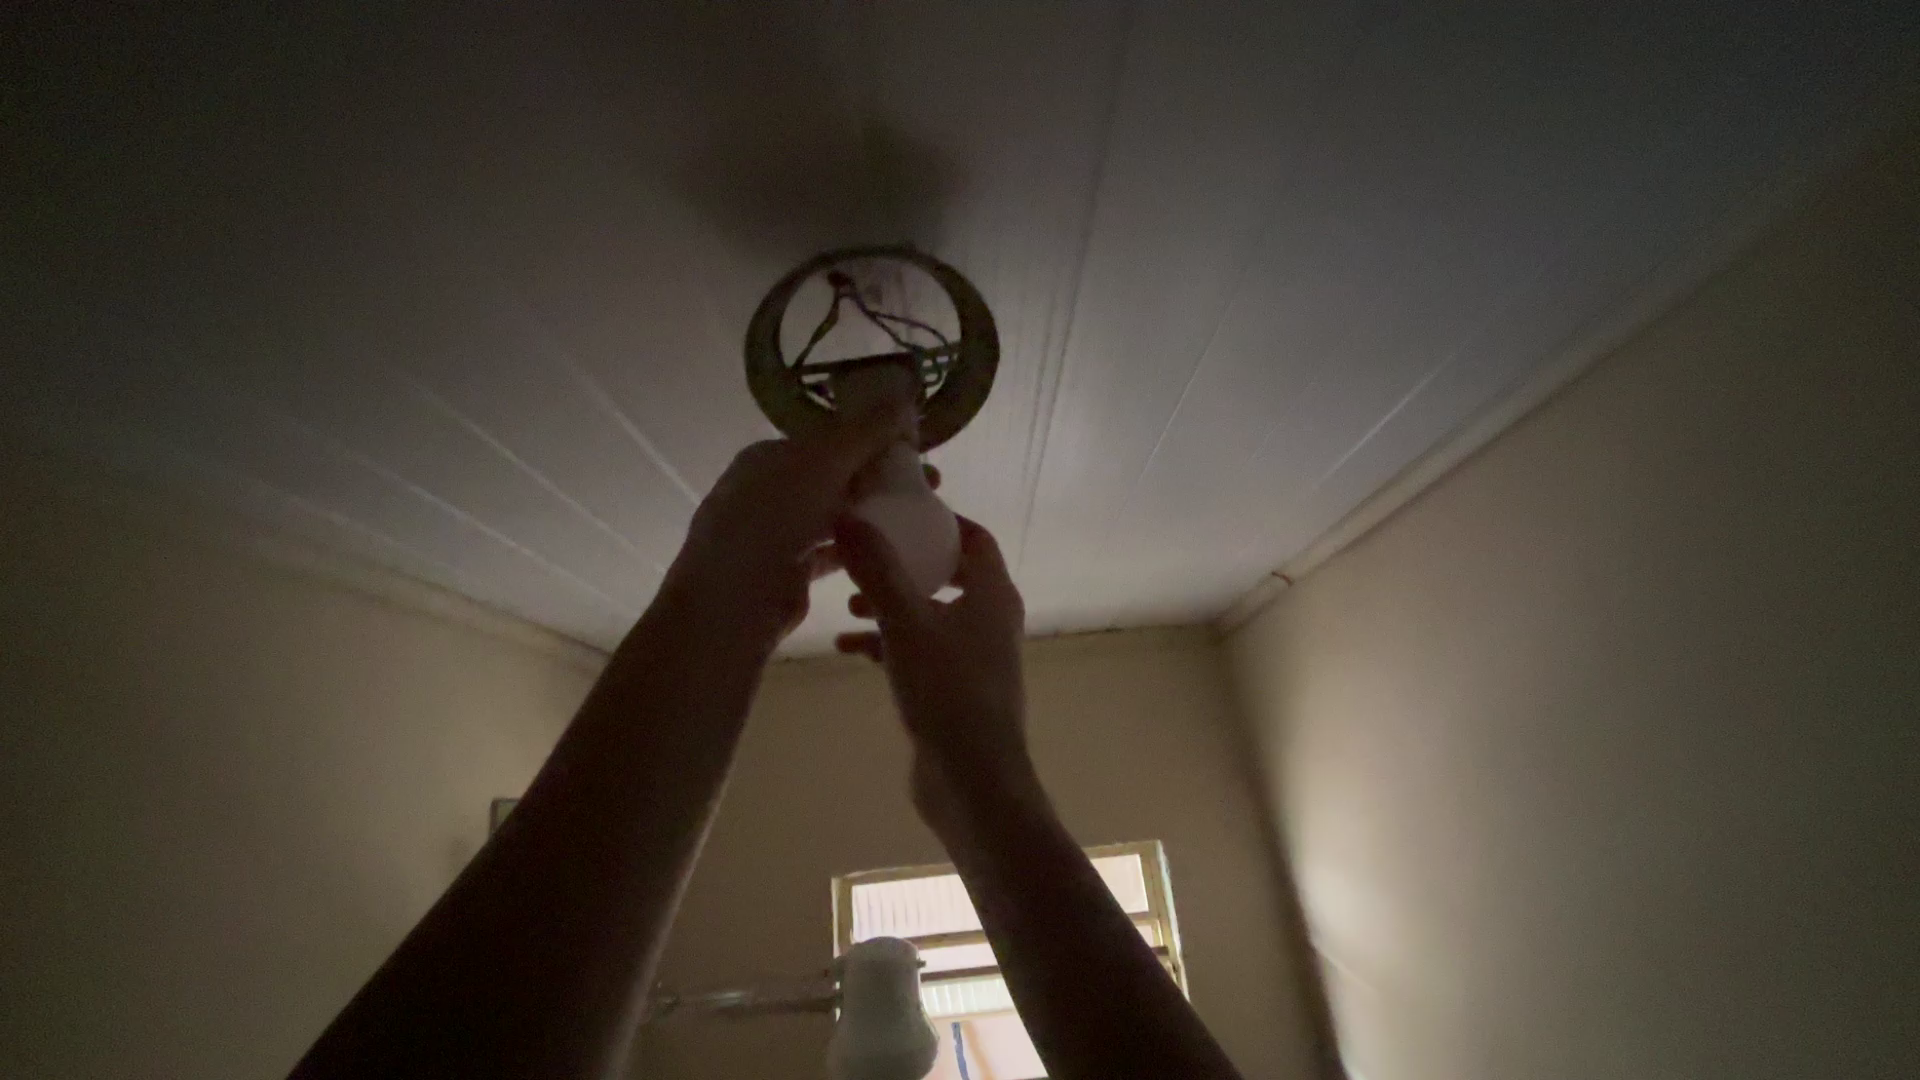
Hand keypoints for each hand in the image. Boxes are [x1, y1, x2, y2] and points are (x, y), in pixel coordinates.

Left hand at [663, 402, 920, 644]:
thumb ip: (866, 430)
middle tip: (932, 485)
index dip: (874, 440)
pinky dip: (862, 548)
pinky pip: (835, 552)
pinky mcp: (791, 570)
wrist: (734, 599)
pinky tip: (895, 549)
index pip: (829, 439)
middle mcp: (770, 490)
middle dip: (883, 478)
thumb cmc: (773, 517)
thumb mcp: (823, 461)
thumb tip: (907, 392)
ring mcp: (778, 533)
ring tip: (922, 519)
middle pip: (837, 477)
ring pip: (838, 515)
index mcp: (769, 456)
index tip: (916, 448)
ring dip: (877, 513)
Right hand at [834, 516, 1031, 826]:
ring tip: (847, 605)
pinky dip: (890, 642)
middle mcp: (990, 618)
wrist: (973, 780)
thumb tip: (847, 515)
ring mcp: (975, 655)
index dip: (939, 521)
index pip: (973, 538)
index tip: (897, 512)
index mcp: (993, 594)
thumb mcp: (905, 623)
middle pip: (948, 574)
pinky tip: (849, 648)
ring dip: (892, 604)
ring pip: (931, 613)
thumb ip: (877, 569)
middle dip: (905, 565)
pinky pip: (921, 649)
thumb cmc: (948, 690)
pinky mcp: (956, 687)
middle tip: (864, 556)